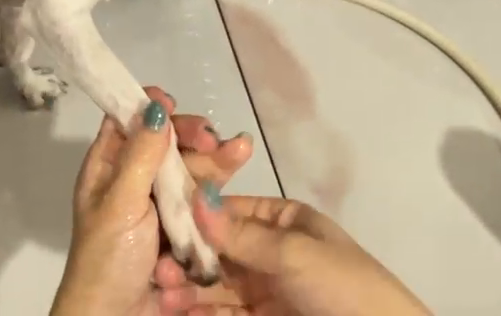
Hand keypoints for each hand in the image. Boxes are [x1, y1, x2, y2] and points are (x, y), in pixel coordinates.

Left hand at [51, 88, 255, 315]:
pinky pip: (200, 203)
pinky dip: (218, 188)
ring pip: (187, 171)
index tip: (172, 104)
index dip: (149, 109)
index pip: (128, 122)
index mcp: (108, 167)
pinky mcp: (178, 232)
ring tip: (241, 149)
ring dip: (213, 159)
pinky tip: (237, 171)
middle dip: (191, 137)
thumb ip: (140, 154)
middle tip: (214, 137)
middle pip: (165, 146)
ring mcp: (157, 207)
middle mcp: (132, 181)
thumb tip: (153, 104)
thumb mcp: (121, 201)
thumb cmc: (109, 256)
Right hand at [166, 195, 430, 315]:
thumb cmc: (345, 289)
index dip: (194, 215)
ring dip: (186, 287)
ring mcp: (266, 291)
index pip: (229, 210)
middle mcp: (269, 251)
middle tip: (155, 268)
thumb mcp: (295, 253)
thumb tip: (194, 196)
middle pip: (216, 248)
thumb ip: (241, 233)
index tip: (158, 223)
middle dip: (184, 256)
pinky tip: (174, 312)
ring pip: (215, 283)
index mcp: (283, 221)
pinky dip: (198, 312)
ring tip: (160, 295)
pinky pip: (223, 314)